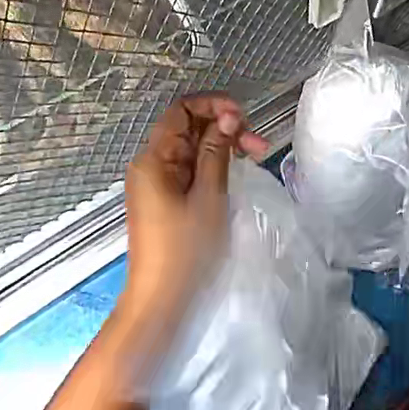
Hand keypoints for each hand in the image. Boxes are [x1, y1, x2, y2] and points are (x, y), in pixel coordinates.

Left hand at [119, 93, 267, 337]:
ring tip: (256, 154)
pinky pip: (191, 168)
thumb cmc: (185, 250)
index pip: (181, 111)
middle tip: (257, 142)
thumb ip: (217, 151)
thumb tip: (227, 116)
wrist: (160, 304)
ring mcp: (157, 182)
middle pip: (188, 127)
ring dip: (223, 145)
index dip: (212, 105)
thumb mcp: (208, 196)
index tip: (241, 116)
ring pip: (193, 147)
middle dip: (223, 126)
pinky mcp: (166, 198)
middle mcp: (151, 164)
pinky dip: (214, 164)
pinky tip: (237, 169)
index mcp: (153, 159)